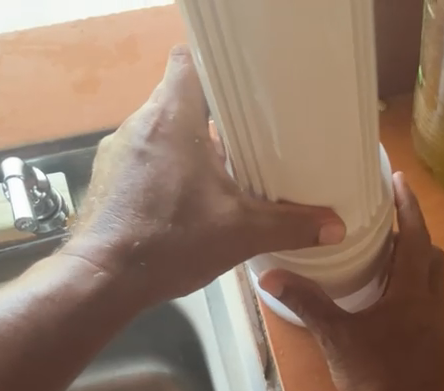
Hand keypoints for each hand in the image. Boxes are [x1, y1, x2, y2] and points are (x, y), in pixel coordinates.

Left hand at [60, 47, 343, 307]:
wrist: (106, 277)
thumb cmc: (173, 241)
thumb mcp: (242, 234)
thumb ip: (290, 226)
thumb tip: (336, 227)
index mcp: (173, 117)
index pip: (189, 60)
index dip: (217, 69)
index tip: (244, 91)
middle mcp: (141, 123)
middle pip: (180, 98)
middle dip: (213, 117)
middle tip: (248, 140)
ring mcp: (120, 151)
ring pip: (163, 132)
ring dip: (191, 147)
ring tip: (223, 175)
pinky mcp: (110, 178)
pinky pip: (146, 159)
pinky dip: (169, 171)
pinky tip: (188, 203)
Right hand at [261, 174, 443, 390]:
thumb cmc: (373, 378)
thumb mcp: (336, 337)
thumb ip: (307, 303)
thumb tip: (270, 277)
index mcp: (414, 293)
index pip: (416, 237)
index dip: (408, 206)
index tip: (397, 179)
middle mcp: (434, 305)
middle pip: (432, 256)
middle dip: (414, 234)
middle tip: (386, 222)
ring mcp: (438, 329)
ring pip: (433, 283)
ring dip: (415, 264)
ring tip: (385, 258)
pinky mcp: (435, 349)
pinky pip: (429, 306)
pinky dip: (413, 291)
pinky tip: (388, 303)